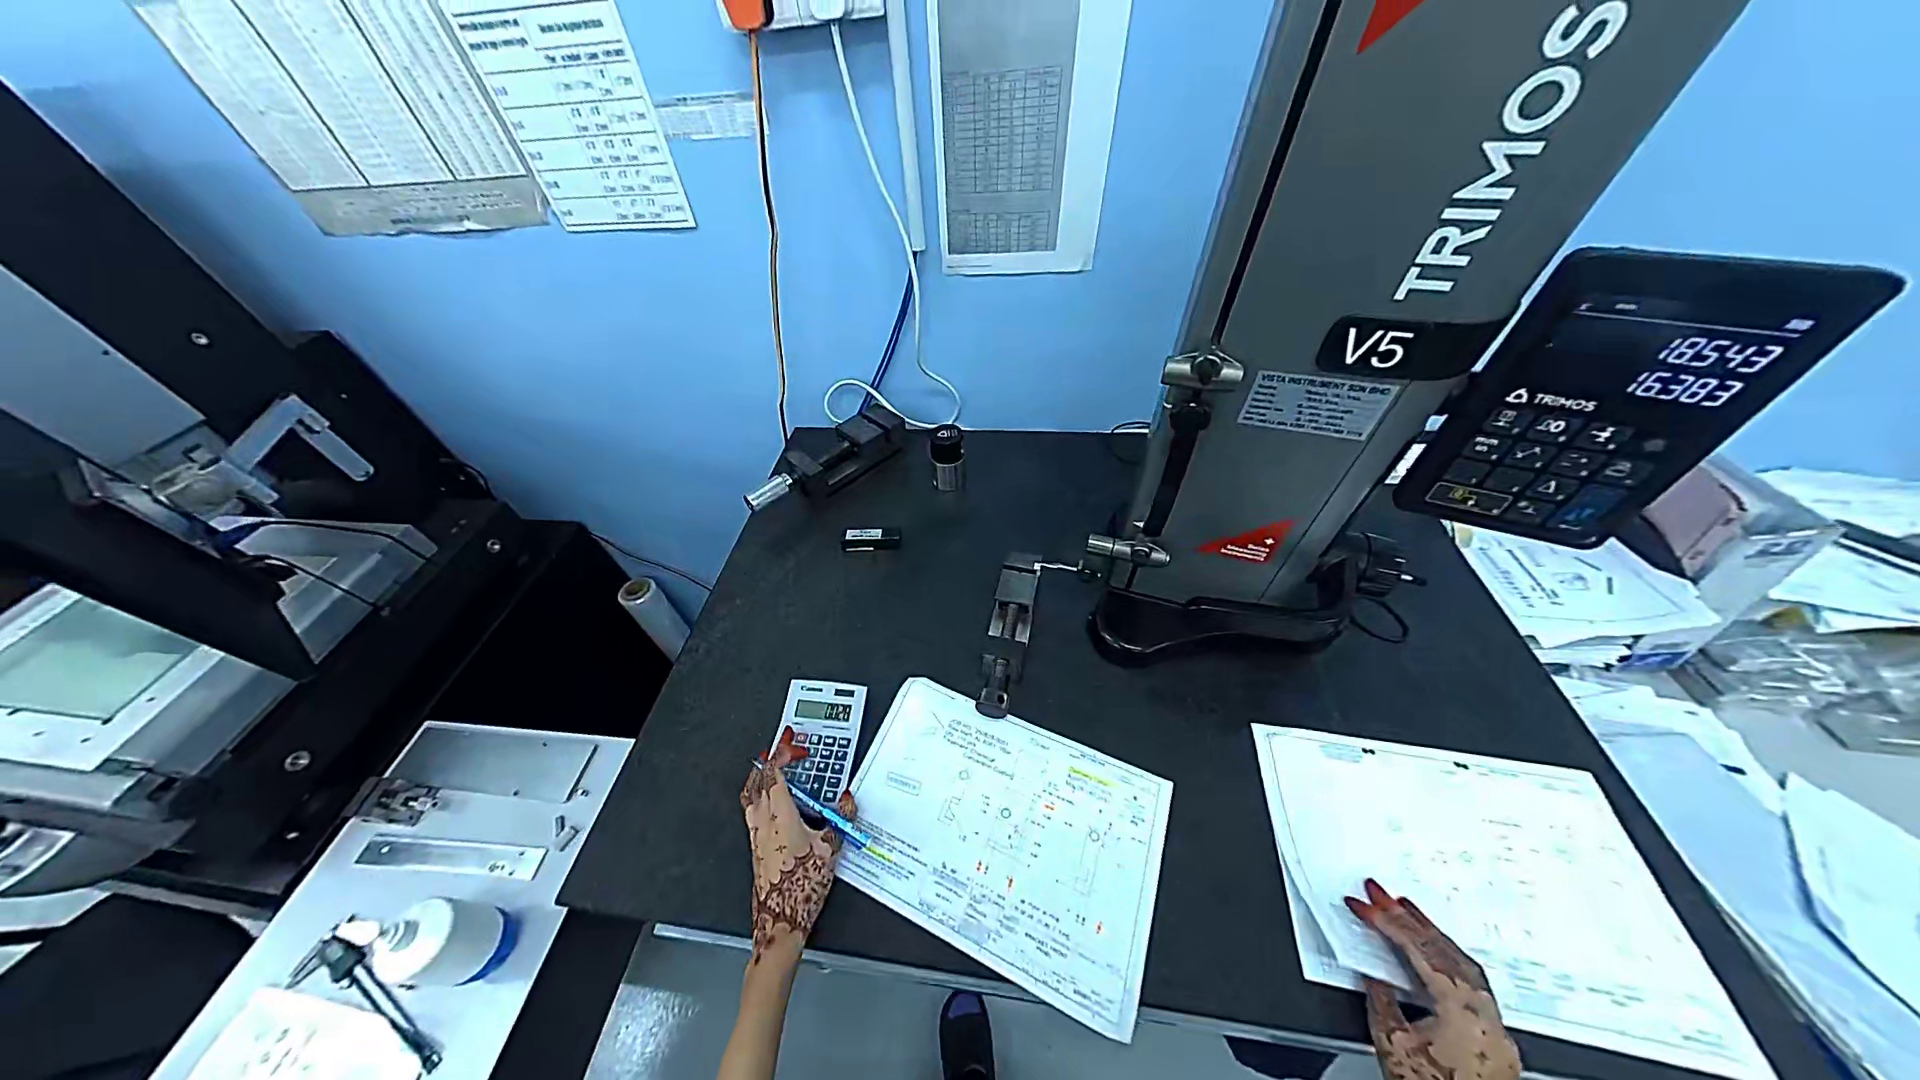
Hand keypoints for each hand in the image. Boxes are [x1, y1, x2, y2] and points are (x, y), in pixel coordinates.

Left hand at [739, 728, 856, 960]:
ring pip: (750, 797)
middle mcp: (762, 822)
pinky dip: (758, 798)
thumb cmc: (801, 887)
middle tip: (778, 750)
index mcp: (780, 816)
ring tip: (768, 770)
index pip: (774, 774)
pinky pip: (751, 812)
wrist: (780, 920)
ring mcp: (755, 835)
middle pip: (757, 782)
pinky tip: (771, 804)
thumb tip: (846, 800)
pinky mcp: (754, 847)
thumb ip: (839, 818)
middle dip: (768, 761)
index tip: (789, 744)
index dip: (781, 755)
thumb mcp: (830, 848)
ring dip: (759, 779)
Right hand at [1345, 880, 1520, 1079]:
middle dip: (1406, 917)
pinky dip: (1446, 957)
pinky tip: (1430, 950)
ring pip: (1463, 964)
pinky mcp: (1494, 1040)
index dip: (1385, 921)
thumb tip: (1373, 971)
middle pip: (1445, 950)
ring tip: (1402, 908)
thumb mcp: (1390, 1042)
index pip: (1419, 949)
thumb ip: (1380, 997)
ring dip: (1429, 932)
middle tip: (1377, 892)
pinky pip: (1472, 982)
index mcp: (1462, 1011)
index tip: (1360, 903)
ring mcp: (1495, 1028)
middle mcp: (1486, 1015)